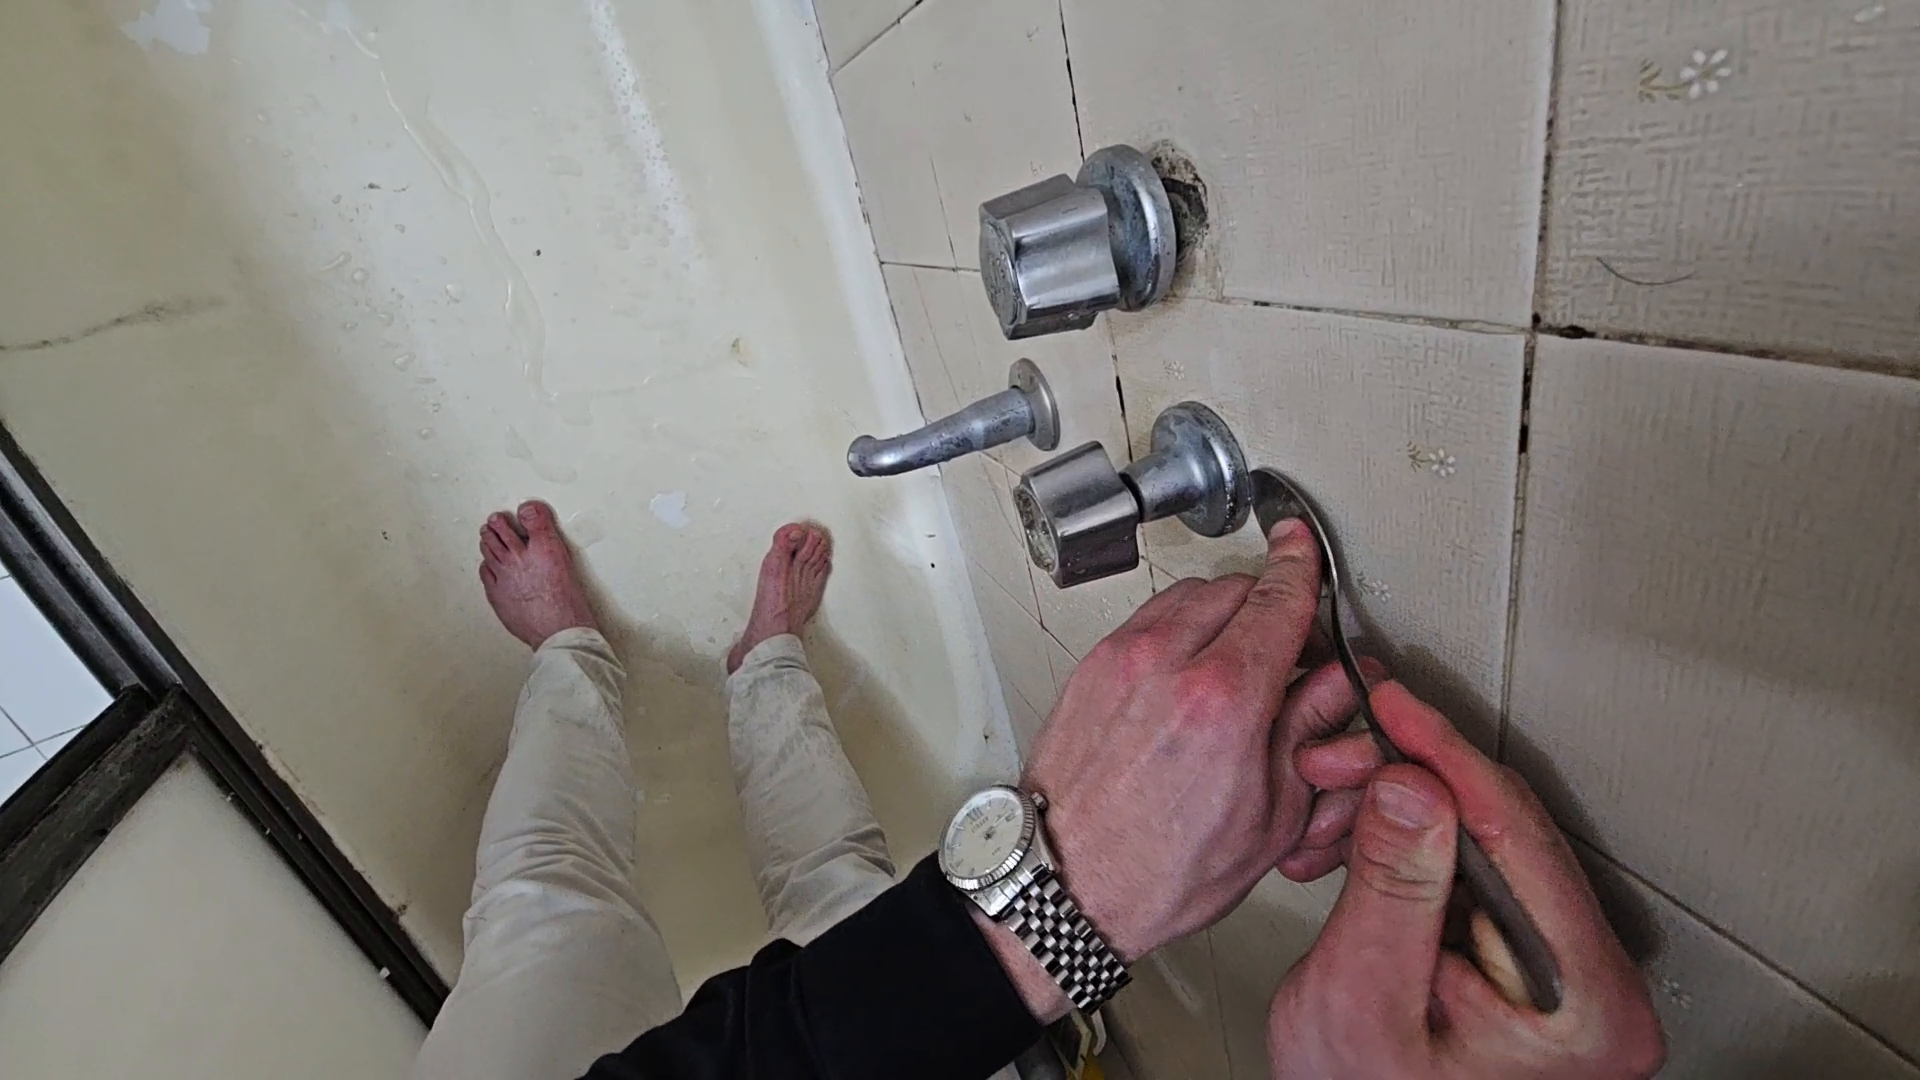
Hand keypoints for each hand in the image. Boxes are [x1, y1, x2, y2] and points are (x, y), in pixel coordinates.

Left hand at [1021, 520, 1369, 963]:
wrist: (1064, 878)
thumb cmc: (1156, 869)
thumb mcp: (1269, 820)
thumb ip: (1306, 735)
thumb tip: (1331, 685)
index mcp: (1222, 701)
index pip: (1275, 602)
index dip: (1298, 568)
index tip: (1302, 545)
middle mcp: (1164, 664)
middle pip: (1232, 588)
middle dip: (1266, 602)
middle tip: (1284, 641)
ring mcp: (1120, 658)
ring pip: (1186, 594)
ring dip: (1220, 610)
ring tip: (1235, 655)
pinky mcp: (1092, 665)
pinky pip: (1147, 617)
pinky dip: (1177, 624)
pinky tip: (1188, 665)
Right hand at [1268, 681, 1664, 1079]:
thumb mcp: (1361, 991)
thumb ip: (1391, 889)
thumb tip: (1411, 787)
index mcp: (1578, 1001)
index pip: (1518, 836)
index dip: (1445, 756)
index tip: (1392, 703)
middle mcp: (1578, 972)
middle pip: (1495, 822)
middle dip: (1398, 776)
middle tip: (1333, 757)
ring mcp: (1540, 952)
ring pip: (1463, 826)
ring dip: (1381, 804)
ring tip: (1321, 813)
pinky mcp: (1497, 935)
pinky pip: (1445, 850)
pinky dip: (1382, 832)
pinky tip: (1338, 839)